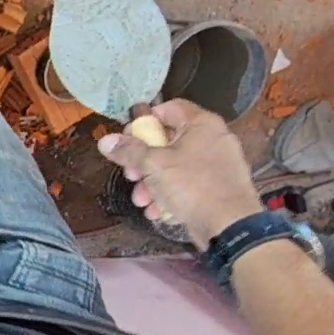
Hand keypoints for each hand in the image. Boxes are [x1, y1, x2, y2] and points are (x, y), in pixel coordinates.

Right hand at [96, 99, 263, 244]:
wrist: (229, 226)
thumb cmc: (191, 186)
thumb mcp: (152, 165)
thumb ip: (128, 151)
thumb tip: (105, 140)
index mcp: (201, 124)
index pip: (167, 108)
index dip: (144, 122)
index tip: (128, 141)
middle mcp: (212, 138)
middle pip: (167, 140)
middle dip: (142, 161)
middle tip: (131, 176)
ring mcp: (217, 163)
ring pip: (173, 165)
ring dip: (151, 182)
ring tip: (142, 201)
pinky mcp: (217, 186)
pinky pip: (187, 182)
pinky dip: (169, 193)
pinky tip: (157, 210)